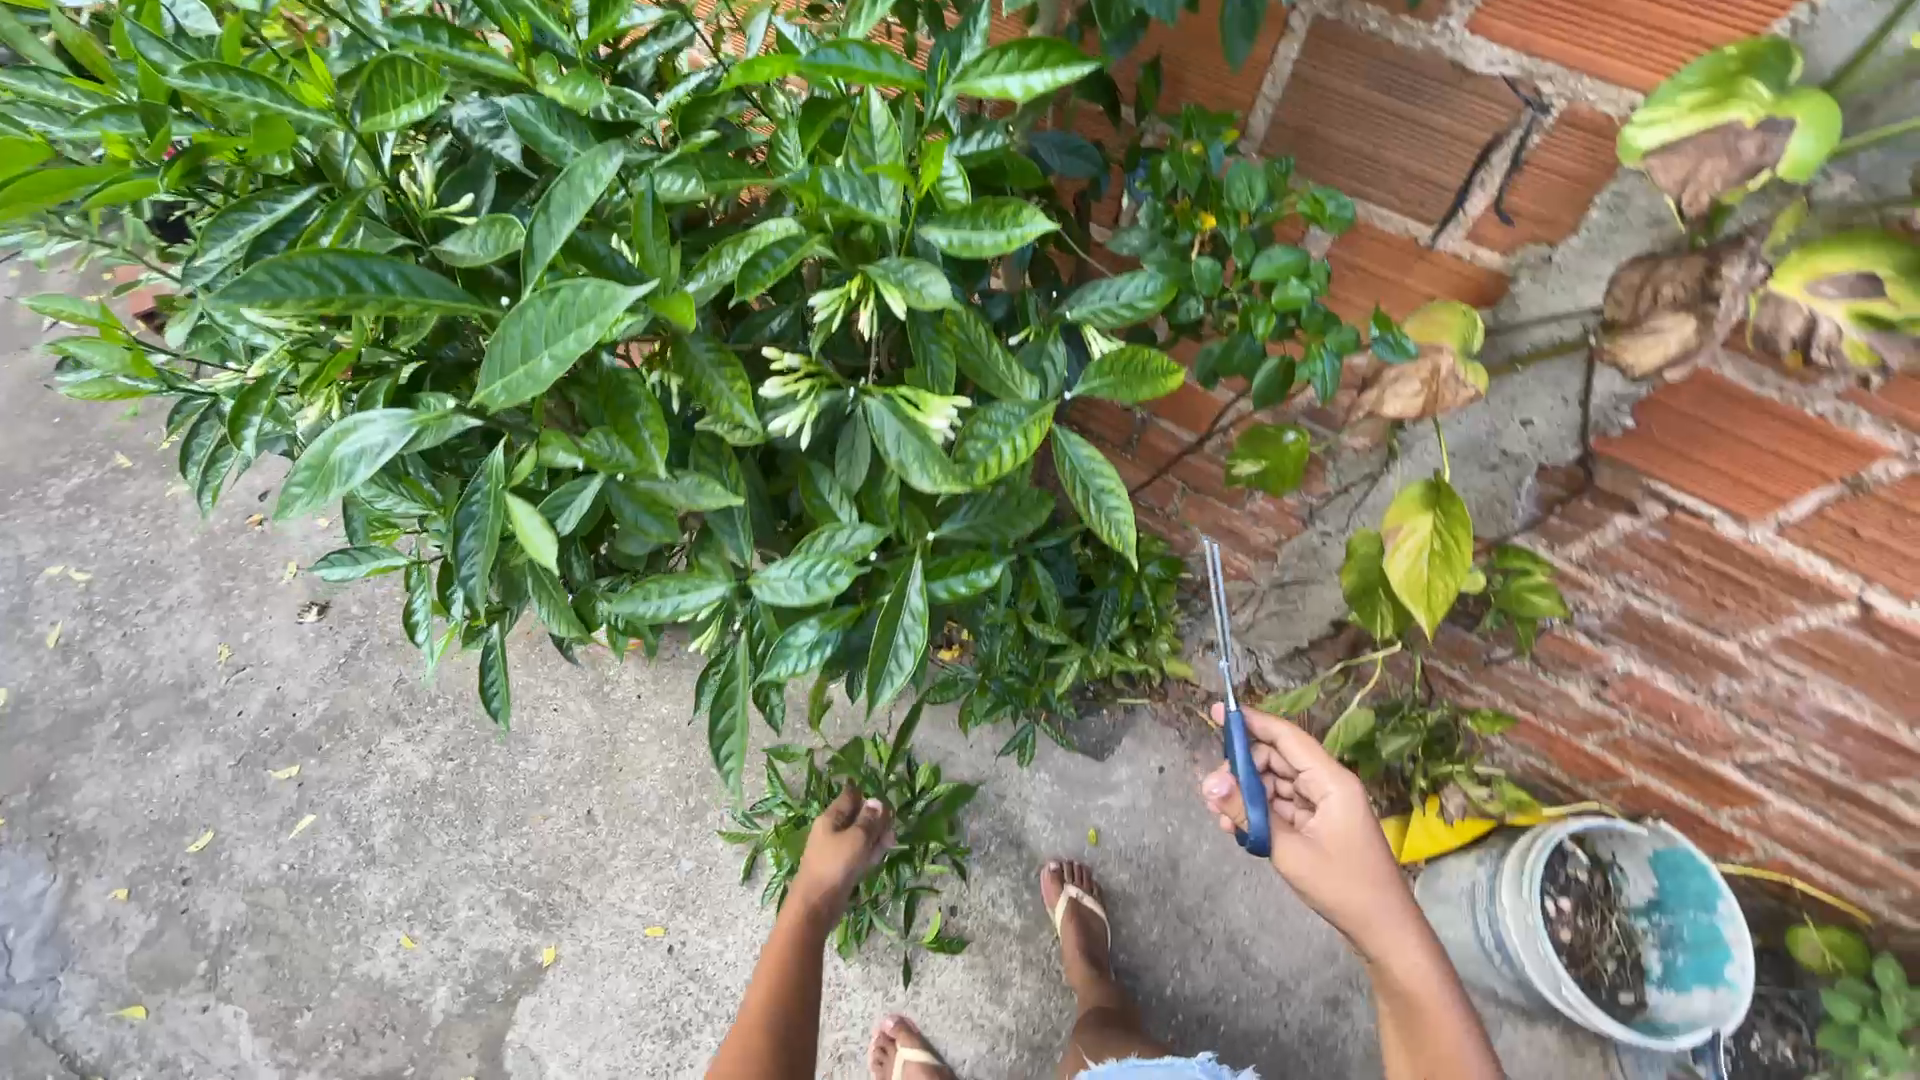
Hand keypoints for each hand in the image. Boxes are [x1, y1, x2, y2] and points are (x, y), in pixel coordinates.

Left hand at [790, 783, 894, 923]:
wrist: (816, 905)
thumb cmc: (835, 865)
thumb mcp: (857, 838)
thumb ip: (869, 820)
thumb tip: (877, 801)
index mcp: (831, 817)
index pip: (850, 796)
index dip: (868, 797)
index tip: (886, 804)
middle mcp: (833, 830)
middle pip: (858, 817)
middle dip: (876, 821)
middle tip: (890, 830)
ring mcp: (837, 849)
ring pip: (861, 836)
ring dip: (876, 838)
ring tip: (889, 843)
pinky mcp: (842, 866)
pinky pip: (859, 853)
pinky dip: (869, 853)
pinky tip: (879, 857)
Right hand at [1199, 704, 1418, 958]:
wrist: (1384, 933)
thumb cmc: (1344, 887)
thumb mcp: (1288, 850)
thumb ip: (1247, 813)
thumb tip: (1209, 784)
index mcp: (1331, 781)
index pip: (1286, 737)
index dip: (1252, 722)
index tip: (1218, 712)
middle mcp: (1327, 785)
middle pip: (1275, 760)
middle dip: (1240, 770)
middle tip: (1211, 791)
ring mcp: (1322, 806)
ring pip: (1273, 784)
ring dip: (1245, 795)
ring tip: (1219, 817)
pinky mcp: (1317, 824)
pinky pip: (1280, 806)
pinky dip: (1257, 813)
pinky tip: (1235, 828)